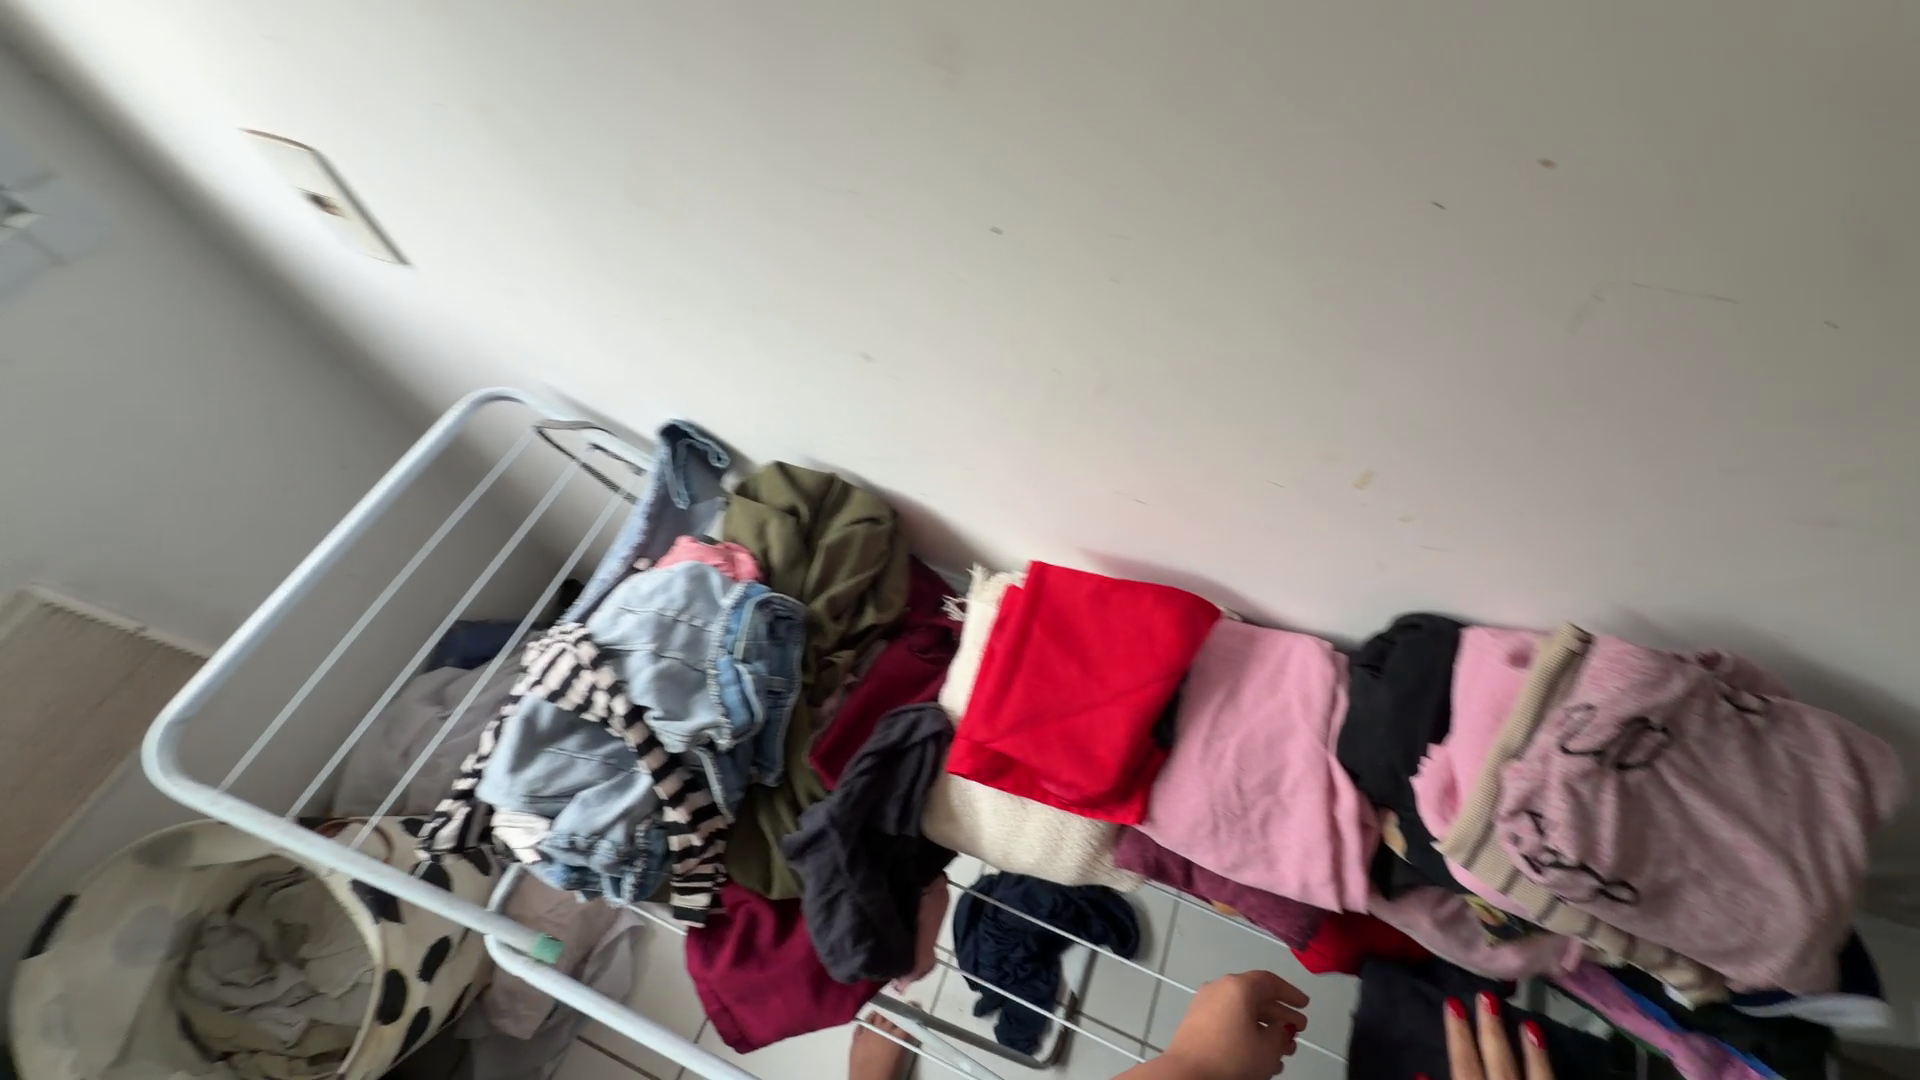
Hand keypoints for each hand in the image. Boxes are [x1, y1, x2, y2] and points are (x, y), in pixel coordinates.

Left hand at [848, 1012, 915, 1079]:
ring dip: (880, 1013)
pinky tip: (867, 1020)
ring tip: (882, 1011)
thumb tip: (904, 1037)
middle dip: (896, 1012)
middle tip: (899, 1009)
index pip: (906, 1021)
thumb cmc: (887, 1076)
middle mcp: (882, 1030)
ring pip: (875, 1015)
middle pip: (891, 1015)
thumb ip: (903, 1044)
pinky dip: (865, 1022)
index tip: (914, 1010)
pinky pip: (860, 1025)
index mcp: (896, 1036)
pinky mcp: (856, 1039)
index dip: (910, 1015)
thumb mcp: (900, 1060)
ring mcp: (867, 1032)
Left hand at [1161, 970, 1309, 1079]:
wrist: (1189, 1073)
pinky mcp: (1198, 1021)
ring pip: (1242, 1011)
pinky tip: (1261, 1055)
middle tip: (1299, 1030)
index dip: (1290, 993)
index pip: (1268, 981)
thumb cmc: (1233, 1057)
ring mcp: (1206, 1003)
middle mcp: (1219, 988)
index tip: (1305, 1005)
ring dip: (1265, 1027)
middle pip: (1255, 996)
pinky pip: (1229, 1020)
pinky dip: (1247, 1032)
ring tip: (1285, 1049)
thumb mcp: (1267, 1049)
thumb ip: (1280, 1035)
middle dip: (1279, 1014)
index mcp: (1237, 986)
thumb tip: (1282, 1029)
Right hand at [1442, 992, 1553, 1079]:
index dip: (1458, 1033)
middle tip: (1487, 994)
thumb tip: (1421, 1070)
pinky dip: (1548, 1066)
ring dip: (1532, 1050)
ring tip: (1529, 1022)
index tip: (1453, 1001)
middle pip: (1499, 1061)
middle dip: (1492, 1029)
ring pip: (1535, 1074)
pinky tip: (1547, 1049)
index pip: (1465, 1062)